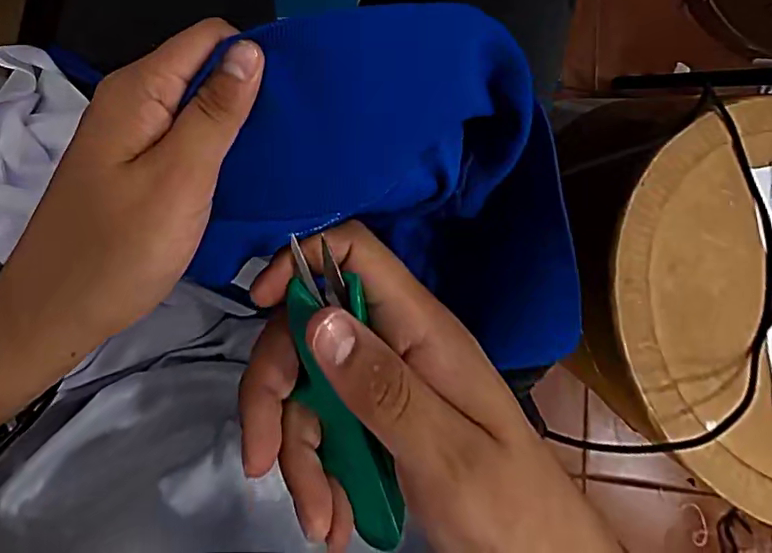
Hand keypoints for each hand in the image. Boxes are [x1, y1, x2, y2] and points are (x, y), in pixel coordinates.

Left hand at [0, 19, 264, 441]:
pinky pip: (180, 132)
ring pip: (194, 101)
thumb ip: (216, 110)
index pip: (209, 36)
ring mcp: (128, 129)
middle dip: (245, 89)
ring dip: (231, 120)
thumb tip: (250, 47)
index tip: (289, 94)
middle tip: (286, 131)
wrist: (49, 316)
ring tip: (270, 151)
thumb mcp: (179, 177)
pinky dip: (211, 144)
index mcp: (139, 88)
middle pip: (201, 65)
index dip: (251, 55)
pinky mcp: (130, 159)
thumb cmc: (118, 250)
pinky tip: (236, 170)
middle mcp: (130, 96)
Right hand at [239, 222, 617, 552]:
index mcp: (419, 325)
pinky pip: (324, 424)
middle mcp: (395, 339)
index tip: (261, 303)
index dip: (303, 258)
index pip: (356, 251)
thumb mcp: (448, 455)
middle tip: (262, 456)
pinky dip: (317, 471)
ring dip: (298, 450)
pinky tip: (333, 519)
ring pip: (309, 382)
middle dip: (276, 387)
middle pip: (311, 326)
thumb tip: (316, 317)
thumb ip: (383, 387)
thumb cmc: (510, 506)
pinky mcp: (376, 417)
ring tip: (319, 520)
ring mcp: (384, 378)